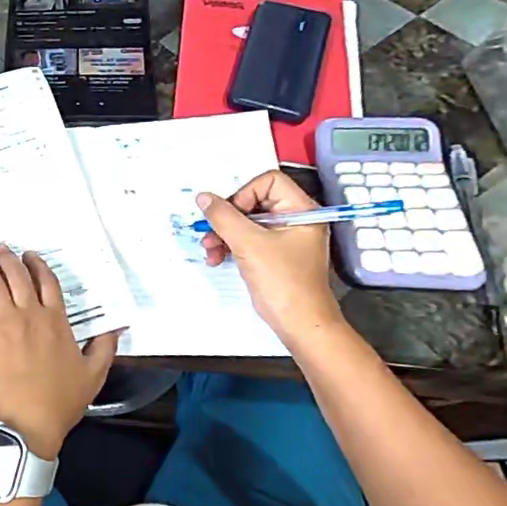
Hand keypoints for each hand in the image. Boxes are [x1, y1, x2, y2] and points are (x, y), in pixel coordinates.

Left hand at [0, 244, 119, 459]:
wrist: (24, 420)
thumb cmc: (60, 399)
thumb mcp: (94, 374)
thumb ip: (104, 347)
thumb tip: (117, 327)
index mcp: (57, 320)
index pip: (47, 281)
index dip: (38, 265)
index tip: (30, 255)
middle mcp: (30, 314)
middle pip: (17, 276)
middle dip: (8, 258)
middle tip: (0, 247)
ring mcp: (5, 322)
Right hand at [197, 170, 343, 339]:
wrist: (300, 324)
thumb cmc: (285, 284)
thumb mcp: (248, 244)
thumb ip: (224, 217)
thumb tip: (204, 198)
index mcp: (302, 210)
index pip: (268, 181)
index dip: (244, 194)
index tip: (230, 215)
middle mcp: (296, 220)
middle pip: (254, 202)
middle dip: (228, 218)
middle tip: (210, 232)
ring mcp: (286, 239)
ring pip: (248, 223)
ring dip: (225, 234)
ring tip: (209, 249)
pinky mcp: (276, 256)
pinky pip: (250, 240)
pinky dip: (232, 246)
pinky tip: (217, 258)